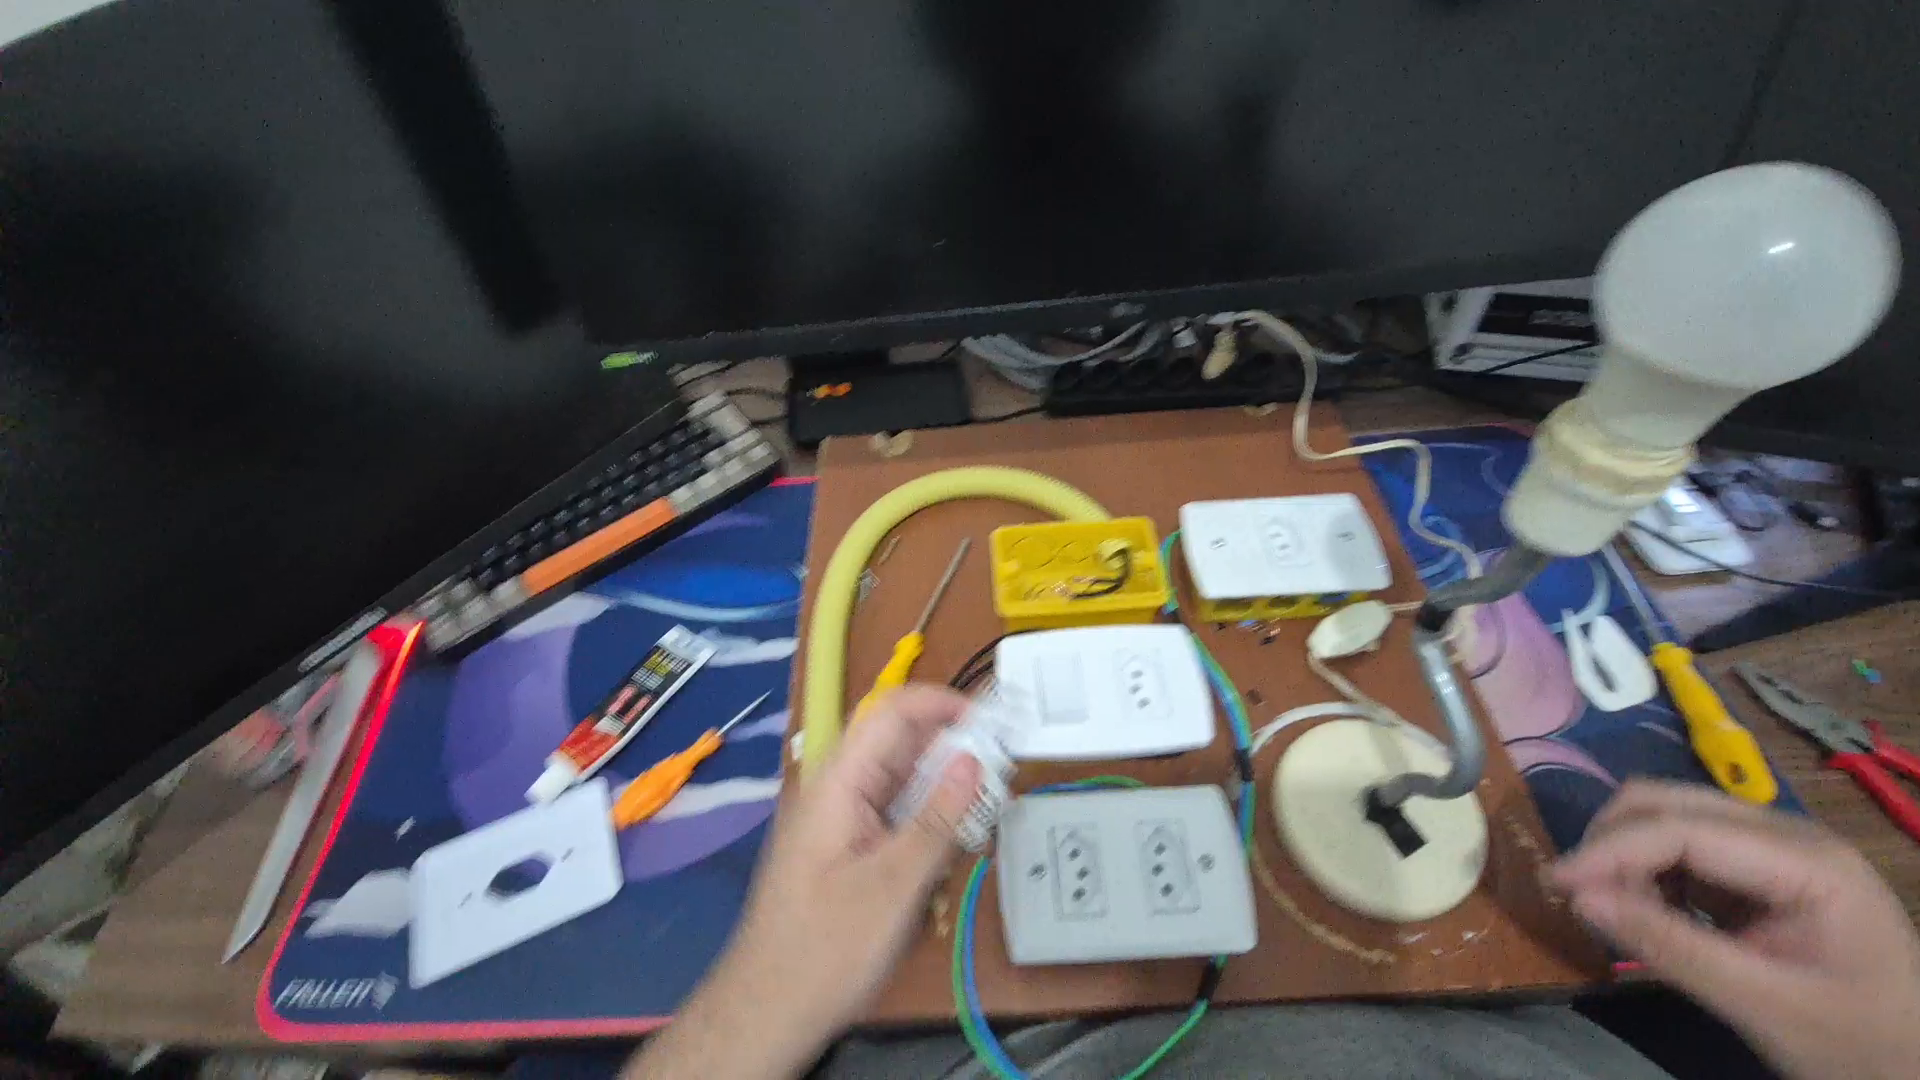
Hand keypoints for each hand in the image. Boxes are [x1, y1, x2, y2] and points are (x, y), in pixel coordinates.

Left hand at [628, 685, 980, 1078]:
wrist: (767, 1011)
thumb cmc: (826, 948)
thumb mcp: (893, 885)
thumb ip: (937, 819)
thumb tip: (973, 759)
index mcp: (840, 782)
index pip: (891, 713)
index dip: (940, 704)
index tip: (989, 722)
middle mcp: (839, 789)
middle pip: (900, 746)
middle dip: (950, 752)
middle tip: (998, 776)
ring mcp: (843, 818)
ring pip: (902, 782)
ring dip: (943, 793)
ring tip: (980, 818)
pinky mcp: (849, 847)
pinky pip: (895, 815)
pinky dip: (928, 823)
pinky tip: (950, 850)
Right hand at [1551, 780, 1919, 1079]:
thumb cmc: (1861, 1045)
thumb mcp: (1766, 1006)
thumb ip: (1670, 946)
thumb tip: (1577, 898)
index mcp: (1807, 862)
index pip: (1679, 829)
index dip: (1609, 851)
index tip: (1557, 885)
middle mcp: (1786, 833)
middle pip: (1663, 802)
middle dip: (1609, 842)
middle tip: (1581, 893)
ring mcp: (1771, 843)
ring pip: (1660, 812)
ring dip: (1621, 850)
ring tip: (1616, 903)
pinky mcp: (1753, 861)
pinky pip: (1674, 838)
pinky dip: (1642, 863)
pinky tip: (1647, 904)